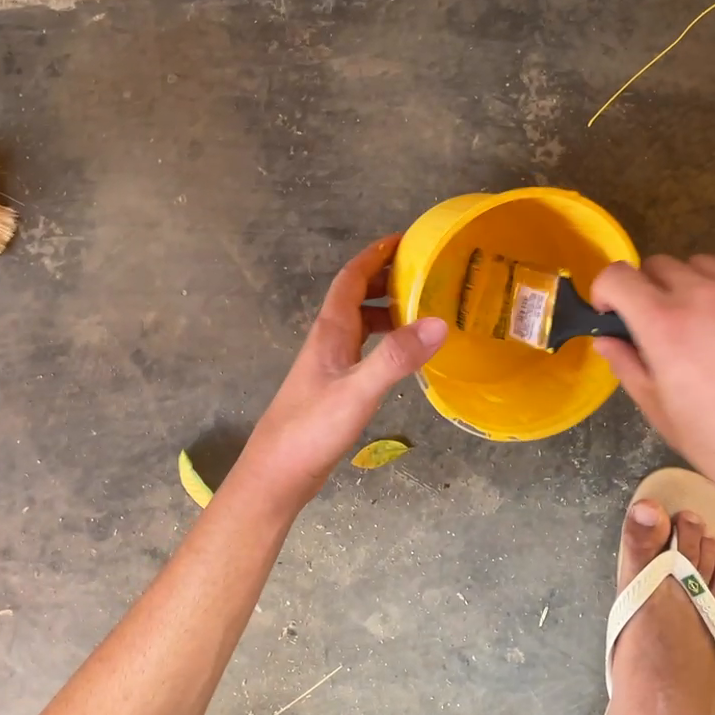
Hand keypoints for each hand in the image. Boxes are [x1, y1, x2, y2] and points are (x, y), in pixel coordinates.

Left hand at [231, 235, 447, 508]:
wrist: (275, 476)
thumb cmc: (311, 431)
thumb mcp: (358, 393)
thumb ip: (395, 358)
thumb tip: (439, 322)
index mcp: (331, 331)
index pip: (352, 278)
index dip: (376, 254)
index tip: (406, 238)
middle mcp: (329, 339)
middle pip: (357, 295)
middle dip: (387, 276)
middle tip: (427, 270)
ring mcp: (329, 363)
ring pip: (361, 322)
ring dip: (388, 308)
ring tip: (425, 309)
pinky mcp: (334, 386)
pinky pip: (364, 347)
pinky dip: (386, 339)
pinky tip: (404, 354)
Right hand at [591, 255, 714, 582]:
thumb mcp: (661, 413)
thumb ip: (629, 366)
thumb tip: (609, 341)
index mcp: (665, 323)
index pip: (618, 275)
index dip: (606, 291)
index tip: (612, 314)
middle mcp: (705, 296)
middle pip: (660, 265)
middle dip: (647, 290)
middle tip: (656, 327)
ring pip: (703, 267)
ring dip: (689, 287)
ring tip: (701, 328)